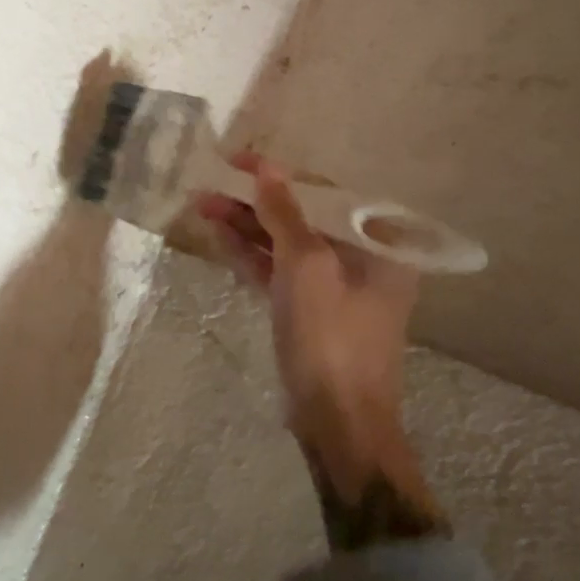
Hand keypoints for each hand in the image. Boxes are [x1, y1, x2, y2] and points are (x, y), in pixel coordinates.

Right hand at [197, 152, 446, 545]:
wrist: (337, 419)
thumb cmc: (330, 334)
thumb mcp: (306, 265)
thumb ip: (284, 213)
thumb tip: (267, 166)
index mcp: (378, 246)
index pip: (326, 193)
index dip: (280, 175)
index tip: (236, 162)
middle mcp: (360, 260)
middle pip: (302, 217)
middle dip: (255, 200)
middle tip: (210, 184)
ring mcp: (332, 287)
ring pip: (284, 243)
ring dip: (245, 224)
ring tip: (201, 205)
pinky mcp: (307, 310)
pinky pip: (276, 270)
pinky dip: (249, 253)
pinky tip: (217, 236)